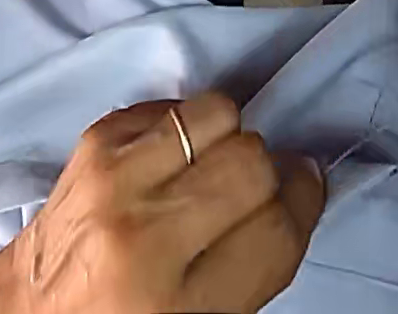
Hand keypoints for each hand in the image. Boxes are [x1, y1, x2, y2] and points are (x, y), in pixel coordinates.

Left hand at [0, 91, 325, 313]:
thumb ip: (256, 261)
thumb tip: (302, 176)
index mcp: (176, 311)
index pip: (278, 230)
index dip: (303, 203)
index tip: (301, 190)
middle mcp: (143, 241)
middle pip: (254, 164)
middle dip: (262, 174)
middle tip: (244, 192)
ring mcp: (113, 183)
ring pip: (220, 115)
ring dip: (225, 138)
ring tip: (205, 166)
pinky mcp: (95, 142)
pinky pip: (176, 104)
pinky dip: (183, 125)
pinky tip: (166, 160)